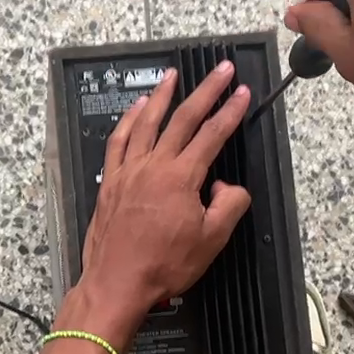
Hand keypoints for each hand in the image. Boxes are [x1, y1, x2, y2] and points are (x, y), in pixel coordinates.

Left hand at [67, 64, 251, 339]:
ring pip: (146, 122)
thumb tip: (225, 187)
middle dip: (205, 91)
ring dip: (162, 96)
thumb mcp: (211, 241)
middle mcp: (153, 166)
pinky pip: (118, 142)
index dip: (231, 111)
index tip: (243, 93)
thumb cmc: (163, 266)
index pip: (212, 135)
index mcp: (181, 178)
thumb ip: (229, 206)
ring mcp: (128, 172)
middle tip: (221, 70)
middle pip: (183, 119)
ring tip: (173, 76)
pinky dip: (128, 121)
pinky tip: (136, 109)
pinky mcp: (110, 183)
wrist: (117, 283)